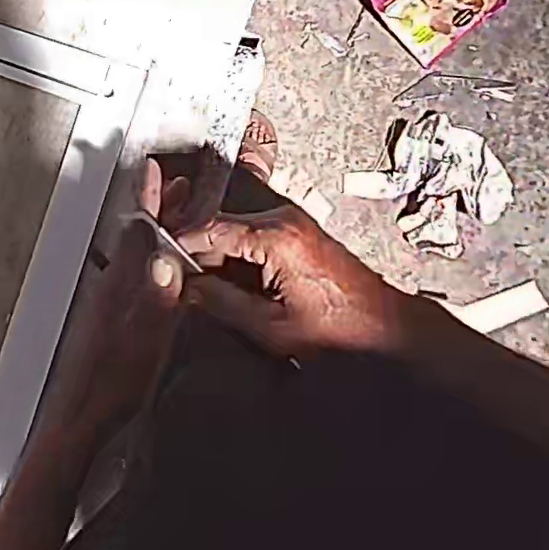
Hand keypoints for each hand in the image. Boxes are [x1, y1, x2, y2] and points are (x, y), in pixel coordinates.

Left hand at [52, 159, 190, 436]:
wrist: (80, 420)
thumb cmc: (111, 387)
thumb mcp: (144, 346)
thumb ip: (157, 303)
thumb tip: (168, 262)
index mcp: (120, 287)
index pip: (138, 231)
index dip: (149, 199)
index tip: (156, 171)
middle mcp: (112, 285)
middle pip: (137, 234)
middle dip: (158, 208)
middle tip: (178, 188)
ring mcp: (110, 299)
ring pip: (136, 250)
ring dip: (156, 228)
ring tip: (175, 215)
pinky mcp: (111, 314)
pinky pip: (134, 269)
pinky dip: (151, 254)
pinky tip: (162, 263)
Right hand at [177, 200, 415, 359]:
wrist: (385, 327)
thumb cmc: (337, 331)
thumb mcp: (270, 327)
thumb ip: (222, 303)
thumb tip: (187, 288)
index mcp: (276, 236)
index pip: (212, 230)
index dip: (183, 245)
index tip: (162, 261)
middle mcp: (284, 218)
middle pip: (223, 227)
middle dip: (200, 254)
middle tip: (180, 282)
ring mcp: (293, 221)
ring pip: (238, 231)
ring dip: (219, 256)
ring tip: (205, 288)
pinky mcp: (298, 230)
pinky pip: (256, 235)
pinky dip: (239, 255)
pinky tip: (233, 283)